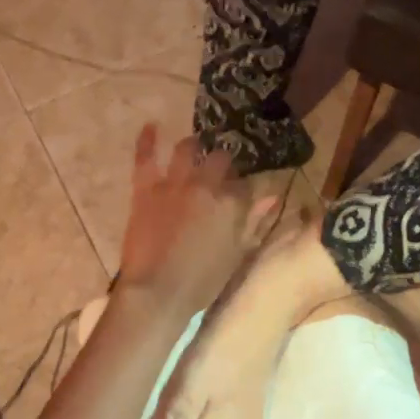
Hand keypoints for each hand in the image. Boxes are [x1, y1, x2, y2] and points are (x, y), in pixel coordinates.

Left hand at [115, 124, 276, 319]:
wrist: (157, 292)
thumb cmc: (201, 283)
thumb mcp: (237, 255)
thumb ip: (254, 223)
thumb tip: (272, 197)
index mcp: (233, 205)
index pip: (247, 184)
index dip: (246, 186)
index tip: (244, 190)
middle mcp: (207, 186)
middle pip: (220, 160)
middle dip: (223, 162)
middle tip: (220, 167)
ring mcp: (175, 184)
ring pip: (188, 150)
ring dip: (194, 145)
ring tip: (195, 144)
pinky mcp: (146, 189)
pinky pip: (146, 157)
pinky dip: (148, 141)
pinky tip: (151, 126)